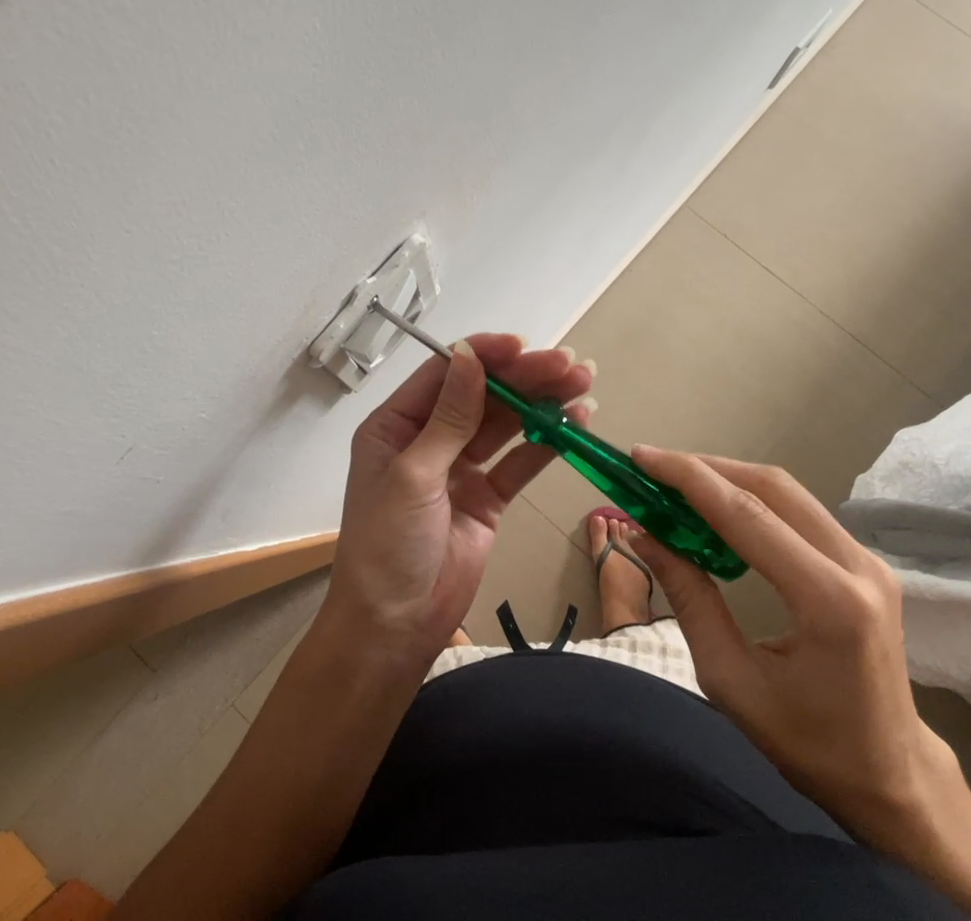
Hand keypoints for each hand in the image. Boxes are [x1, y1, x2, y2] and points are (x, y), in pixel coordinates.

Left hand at [324, 334, 592, 661]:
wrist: (395, 623)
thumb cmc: (388, 544)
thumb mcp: (413, 475)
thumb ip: (448, 418)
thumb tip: (470, 357)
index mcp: (395, 426)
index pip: (444, 376)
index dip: (484, 357)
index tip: (524, 347)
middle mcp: (427, 440)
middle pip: (481, 396)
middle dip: (524, 378)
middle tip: (570, 366)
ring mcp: (460, 469)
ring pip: (505, 425)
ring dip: (542, 404)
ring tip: (583, 384)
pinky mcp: (487, 498)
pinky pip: (519, 462)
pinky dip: (545, 444)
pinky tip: (575, 424)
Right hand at [626, 449, 959, 844]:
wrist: (889, 773)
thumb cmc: (806, 741)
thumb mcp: (730, 679)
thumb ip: (689, 600)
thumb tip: (645, 537)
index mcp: (828, 601)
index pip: (747, 515)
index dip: (688, 478)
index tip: (640, 458)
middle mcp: (858, 567)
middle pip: (773, 487)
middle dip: (705, 469)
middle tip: (649, 469)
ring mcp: (869, 563)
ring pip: (789, 494)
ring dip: (727, 480)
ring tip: (672, 487)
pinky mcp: (866, 566)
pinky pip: (801, 514)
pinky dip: (751, 503)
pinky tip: (715, 514)